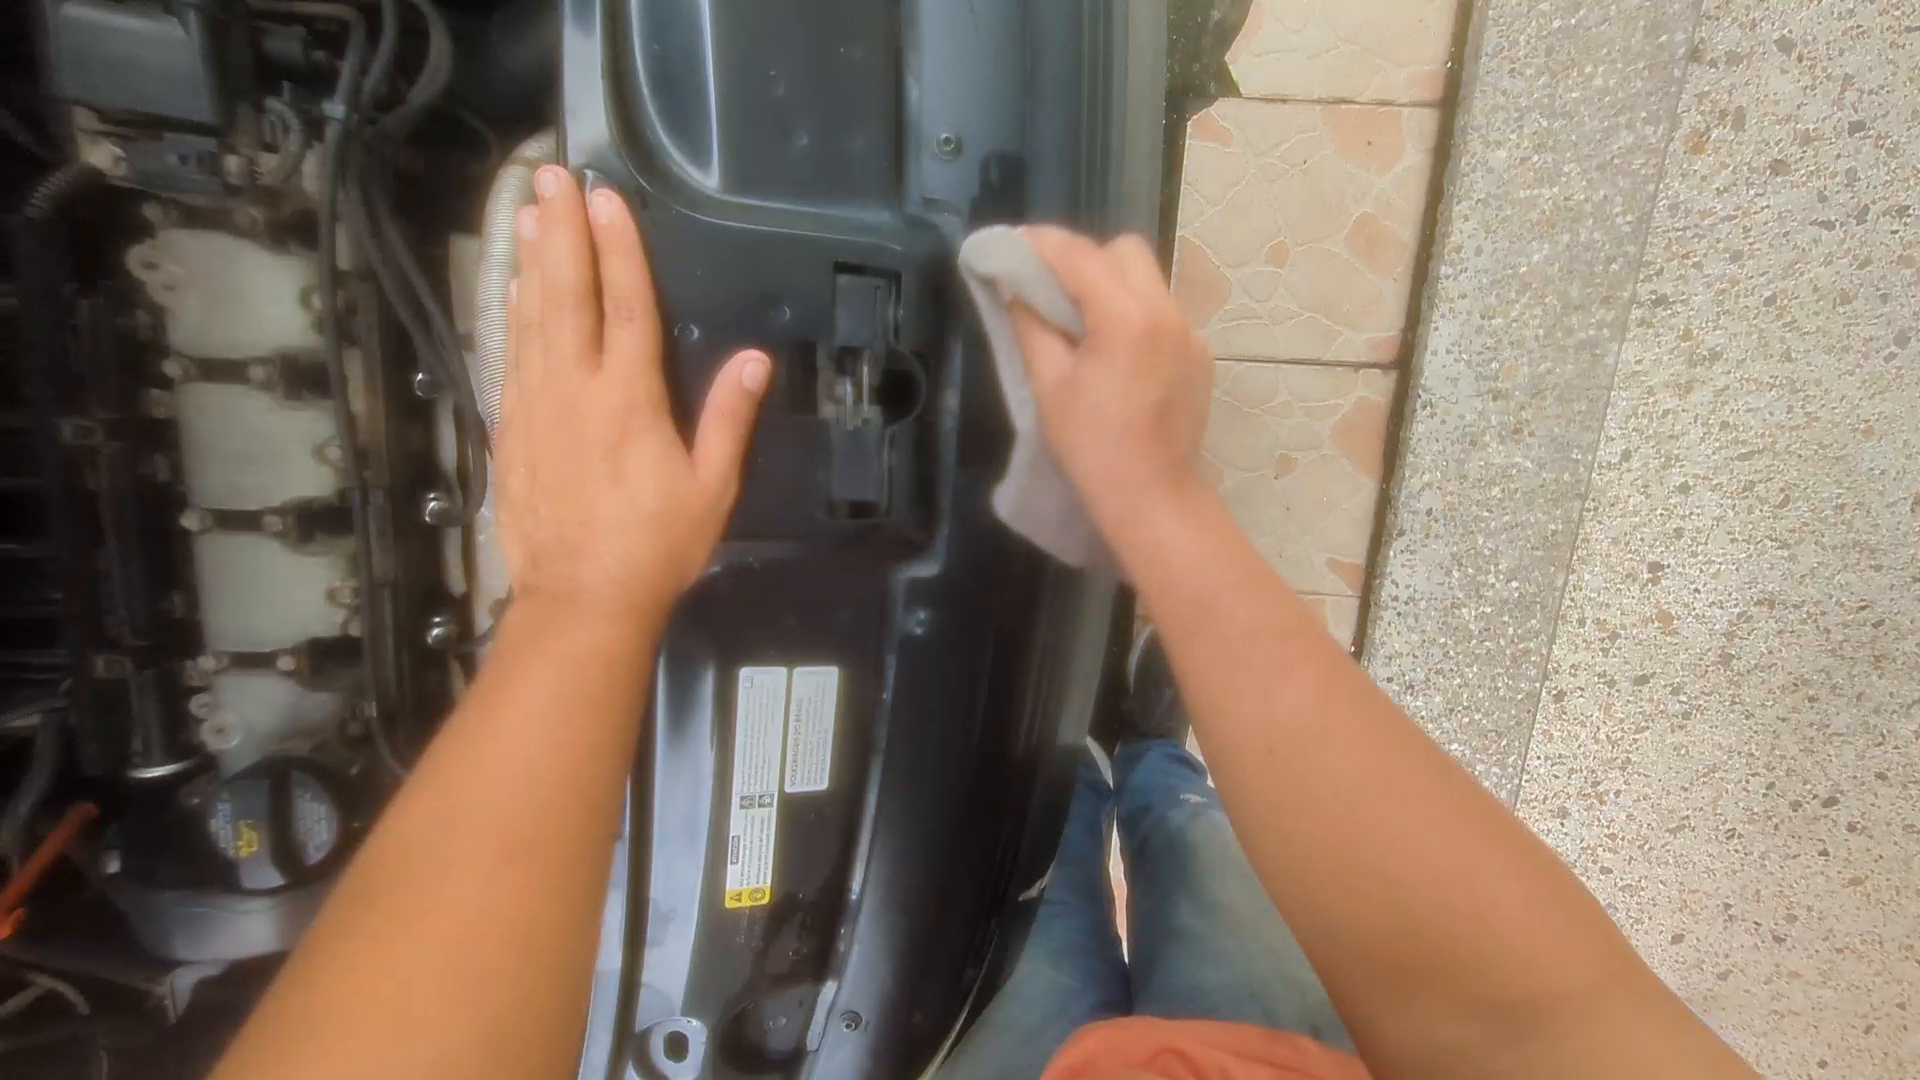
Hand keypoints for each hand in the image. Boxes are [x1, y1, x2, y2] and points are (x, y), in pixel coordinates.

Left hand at [500, 166, 769, 621]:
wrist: (582, 599)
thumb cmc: (658, 545)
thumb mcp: (712, 488)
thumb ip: (729, 420)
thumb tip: (754, 361)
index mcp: (630, 400)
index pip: (626, 308)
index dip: (619, 250)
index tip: (608, 199)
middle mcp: (575, 390)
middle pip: (567, 297)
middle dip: (560, 233)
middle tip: (550, 177)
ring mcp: (534, 407)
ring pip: (530, 319)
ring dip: (531, 262)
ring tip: (526, 214)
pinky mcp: (511, 429)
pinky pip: (511, 356)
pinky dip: (512, 315)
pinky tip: (514, 292)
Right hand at [1009, 227, 1213, 525]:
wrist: (1152, 496)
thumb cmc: (1091, 447)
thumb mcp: (1048, 385)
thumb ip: (1031, 325)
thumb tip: (1016, 288)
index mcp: (1126, 318)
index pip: (1079, 256)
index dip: (1039, 244)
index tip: (1010, 244)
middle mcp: (1167, 311)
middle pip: (1124, 251)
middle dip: (1083, 258)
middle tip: (1050, 288)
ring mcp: (1190, 332)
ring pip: (1149, 278)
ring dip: (1111, 284)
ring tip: (1082, 320)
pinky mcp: (1200, 354)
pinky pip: (1164, 312)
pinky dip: (1135, 314)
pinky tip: (1116, 353)